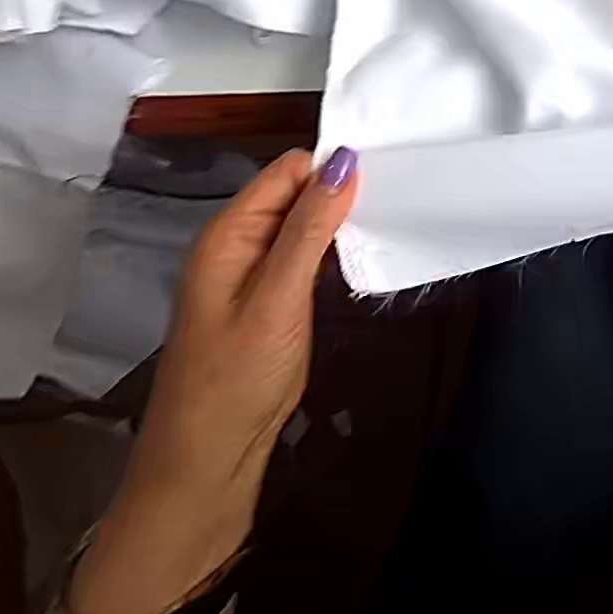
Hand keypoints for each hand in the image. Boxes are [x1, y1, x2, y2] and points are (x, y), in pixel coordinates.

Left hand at [69, 147, 358, 613]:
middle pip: (297, 191)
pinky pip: (309, 249)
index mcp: (229, 233)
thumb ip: (311, 227)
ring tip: (394, 212)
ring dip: (343, 215)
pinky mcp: (276, 291)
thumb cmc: (239, 373)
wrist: (213, 451)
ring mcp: (257, 267)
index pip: (287, 171)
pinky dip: (338, 243)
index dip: (332, 164)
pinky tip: (368, 247)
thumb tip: (344, 162)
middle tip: (400, 191)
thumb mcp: (279, 296)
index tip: (387, 169)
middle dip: (342, 187)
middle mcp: (240, 241)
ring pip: (307, 220)